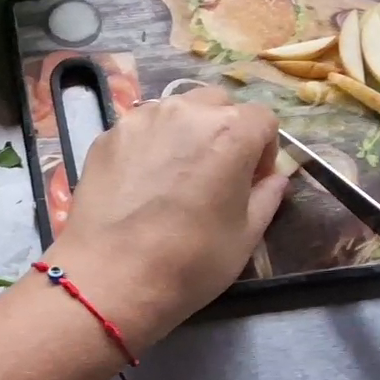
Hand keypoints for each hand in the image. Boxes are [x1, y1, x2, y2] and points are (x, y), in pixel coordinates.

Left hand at [45, 87, 288, 345]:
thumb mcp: (246, 236)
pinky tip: (141, 182)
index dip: (263, 149)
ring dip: (185, 131)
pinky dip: (149, 143)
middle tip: (216, 171)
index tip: (252, 180)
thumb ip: (266, 196)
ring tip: (176, 174)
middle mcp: (184, 112)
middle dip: (225, 129)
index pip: (261, 118)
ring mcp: (139, 119)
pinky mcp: (106, 135)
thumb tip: (273, 178)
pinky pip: (139, 128)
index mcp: (229, 131)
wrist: (110, 276)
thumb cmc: (190, 261)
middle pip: (216, 104)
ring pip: (174, 109)